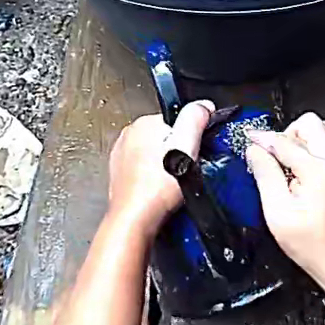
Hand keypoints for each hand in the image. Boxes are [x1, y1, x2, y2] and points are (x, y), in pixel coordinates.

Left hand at [105, 102, 214, 234]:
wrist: (135, 219)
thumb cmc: (157, 187)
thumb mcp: (186, 145)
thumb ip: (195, 118)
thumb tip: (203, 105)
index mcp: (144, 123)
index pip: (176, 120)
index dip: (190, 137)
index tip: (192, 152)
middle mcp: (129, 135)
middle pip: (165, 137)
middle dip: (177, 152)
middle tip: (182, 169)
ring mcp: (122, 155)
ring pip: (155, 154)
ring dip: (165, 166)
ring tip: (170, 182)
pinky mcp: (121, 174)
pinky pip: (144, 169)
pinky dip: (153, 177)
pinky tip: (158, 189)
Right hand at [244, 113, 324, 288]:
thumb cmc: (313, 245)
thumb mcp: (278, 212)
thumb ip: (266, 174)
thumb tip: (254, 150)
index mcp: (320, 170)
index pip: (284, 141)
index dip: (262, 139)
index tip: (248, 140)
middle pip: (310, 123)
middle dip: (287, 134)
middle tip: (273, 156)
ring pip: (322, 131)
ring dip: (301, 140)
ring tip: (287, 164)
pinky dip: (312, 149)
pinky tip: (300, 172)